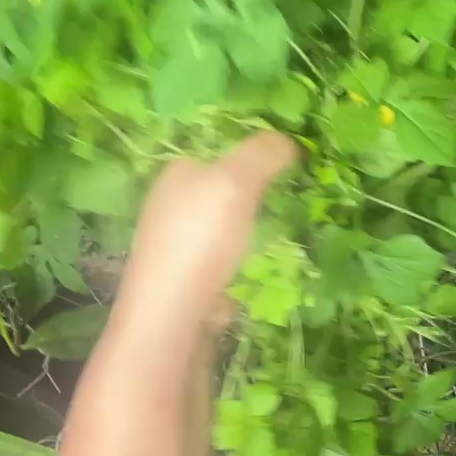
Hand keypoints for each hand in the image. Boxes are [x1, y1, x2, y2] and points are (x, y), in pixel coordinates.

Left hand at [114, 131, 296, 336]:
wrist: (170, 314)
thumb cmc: (201, 238)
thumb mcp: (236, 181)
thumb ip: (262, 154)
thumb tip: (288, 141)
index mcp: (176, 175)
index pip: (215, 155)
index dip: (249, 160)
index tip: (284, 172)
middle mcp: (168, 208)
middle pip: (219, 197)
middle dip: (250, 203)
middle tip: (285, 211)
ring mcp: (173, 249)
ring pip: (220, 235)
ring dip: (247, 241)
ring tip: (277, 248)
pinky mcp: (182, 285)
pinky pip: (220, 271)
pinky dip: (237, 275)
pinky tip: (252, 283)